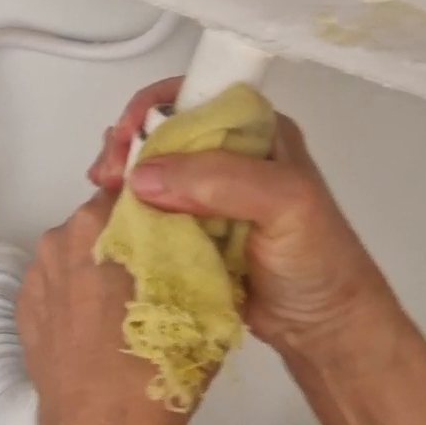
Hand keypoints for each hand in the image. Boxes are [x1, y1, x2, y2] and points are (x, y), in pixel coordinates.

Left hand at [18, 191, 189, 424]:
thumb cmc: (154, 372)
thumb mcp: (201, 301)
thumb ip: (197, 254)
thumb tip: (203, 236)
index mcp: (100, 227)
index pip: (131, 190)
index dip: (156, 206)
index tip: (172, 225)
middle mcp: (60, 240)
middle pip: (102, 221)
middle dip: (127, 238)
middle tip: (158, 270)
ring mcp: (37, 276)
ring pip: (77, 252)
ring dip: (99, 265)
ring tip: (128, 305)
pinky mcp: (25, 309)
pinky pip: (57, 284)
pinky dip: (75, 294)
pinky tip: (100, 327)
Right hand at [88, 79, 394, 354]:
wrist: (323, 328)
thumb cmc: (319, 259)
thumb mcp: (284, 203)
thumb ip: (220, 180)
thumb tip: (143, 176)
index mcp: (254, 128)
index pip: (193, 95)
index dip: (153, 107)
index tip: (127, 135)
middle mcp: (226, 151)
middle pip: (161, 128)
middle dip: (128, 141)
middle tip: (108, 171)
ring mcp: (205, 191)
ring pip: (149, 165)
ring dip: (120, 172)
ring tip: (103, 189)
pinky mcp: (189, 225)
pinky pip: (147, 205)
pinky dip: (124, 205)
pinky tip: (110, 210)